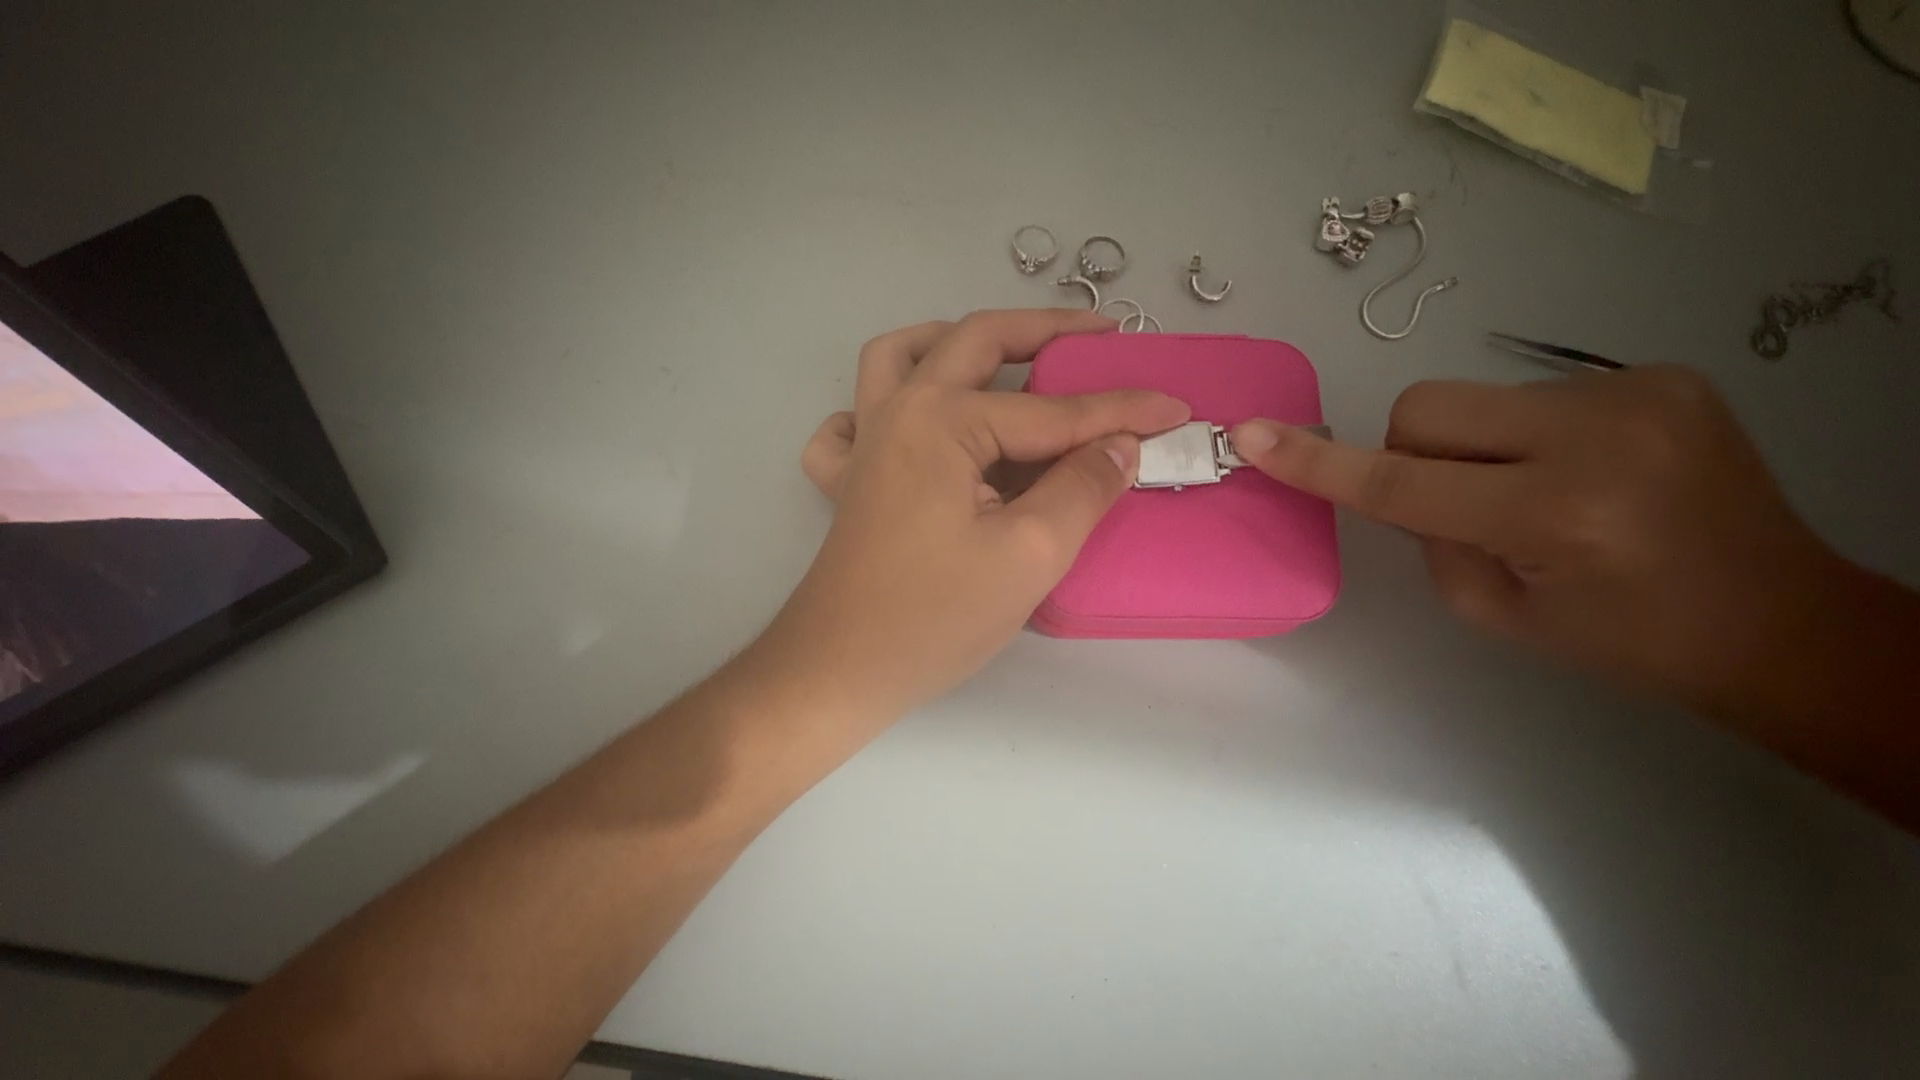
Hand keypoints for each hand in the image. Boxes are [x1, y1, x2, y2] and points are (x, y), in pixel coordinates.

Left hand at [766, 310, 1189, 716]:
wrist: (842, 669)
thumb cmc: (935, 616)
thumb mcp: (1030, 554)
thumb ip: (1083, 489)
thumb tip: (1121, 447)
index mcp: (941, 419)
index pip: (1051, 410)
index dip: (1120, 409)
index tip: (1176, 407)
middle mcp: (896, 411)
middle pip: (974, 342)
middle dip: (1043, 330)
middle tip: (1099, 336)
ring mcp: (864, 442)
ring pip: (900, 357)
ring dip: (954, 342)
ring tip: (1004, 356)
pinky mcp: (850, 480)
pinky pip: (854, 418)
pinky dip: (883, 404)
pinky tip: (915, 423)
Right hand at [1228, 365, 1846, 712]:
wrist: (1778, 619)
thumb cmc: (1626, 639)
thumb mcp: (1498, 611)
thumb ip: (1428, 536)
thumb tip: (1400, 477)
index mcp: (1557, 515)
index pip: (1401, 482)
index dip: (1320, 462)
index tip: (1255, 437)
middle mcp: (1598, 436)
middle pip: (1427, 409)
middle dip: (1415, 453)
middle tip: (1461, 503)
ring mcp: (1637, 392)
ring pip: (1478, 400)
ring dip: (1480, 447)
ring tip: (1545, 492)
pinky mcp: (1659, 374)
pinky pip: (1533, 393)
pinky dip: (1529, 434)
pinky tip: (1587, 472)